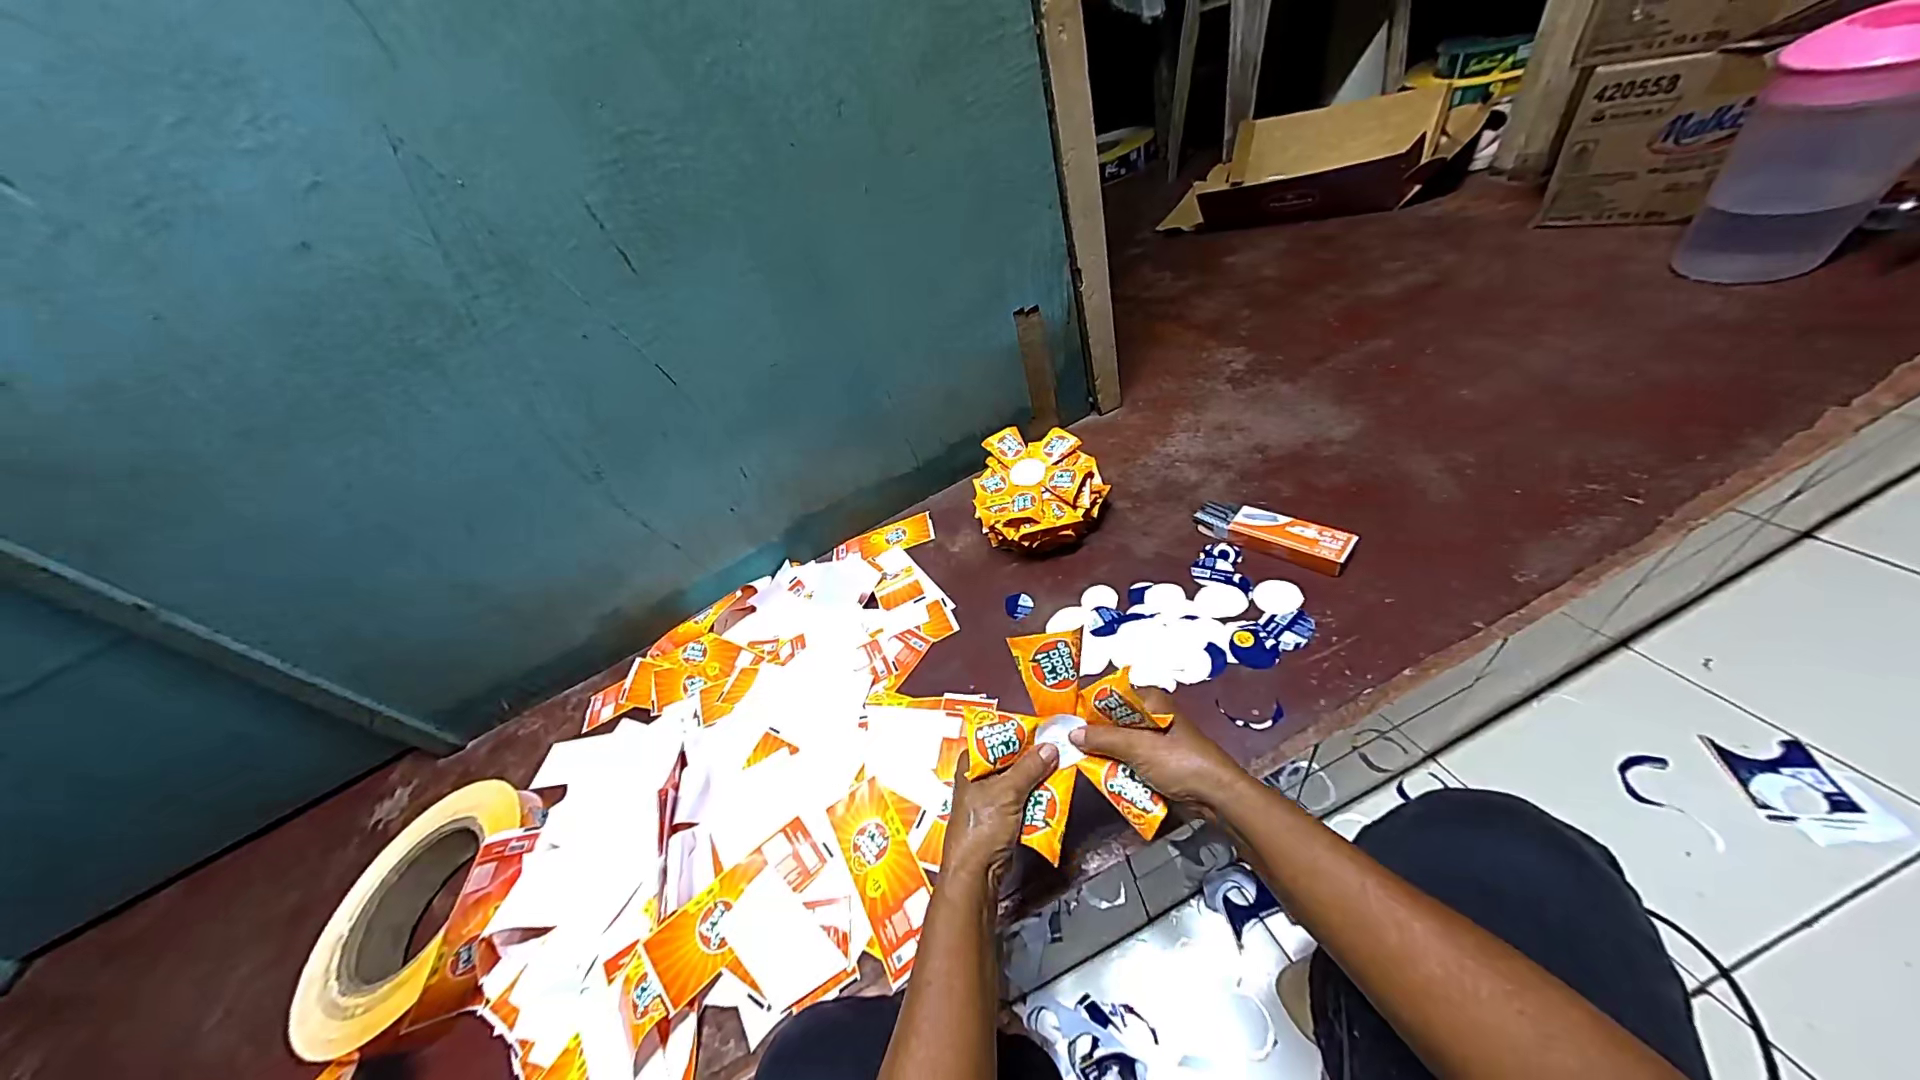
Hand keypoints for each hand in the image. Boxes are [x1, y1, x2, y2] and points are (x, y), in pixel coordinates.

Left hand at [940, 743, 1058, 889]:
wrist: (977, 874)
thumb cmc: (982, 828)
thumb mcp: (1007, 792)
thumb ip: (1029, 767)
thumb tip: (1050, 747)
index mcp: (971, 764)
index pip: (996, 738)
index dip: (1019, 733)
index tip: (1044, 729)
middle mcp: (979, 776)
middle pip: (1011, 758)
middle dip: (1034, 756)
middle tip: (1059, 747)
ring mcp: (991, 797)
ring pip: (1020, 779)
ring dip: (1039, 776)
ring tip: (1062, 765)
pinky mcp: (1003, 815)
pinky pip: (1024, 798)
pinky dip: (1038, 795)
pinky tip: (1055, 790)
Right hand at [1069, 691, 1250, 808]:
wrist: (1218, 797)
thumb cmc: (1181, 762)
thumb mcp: (1137, 747)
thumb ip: (1103, 738)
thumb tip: (1072, 733)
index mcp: (1151, 700)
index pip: (1110, 696)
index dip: (1087, 707)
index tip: (1065, 720)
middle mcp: (1152, 715)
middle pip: (1113, 720)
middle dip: (1093, 734)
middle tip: (1068, 744)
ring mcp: (1156, 739)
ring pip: (1120, 742)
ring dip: (1104, 753)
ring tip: (1080, 761)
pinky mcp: (1158, 760)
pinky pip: (1130, 759)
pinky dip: (1117, 766)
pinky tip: (1102, 774)